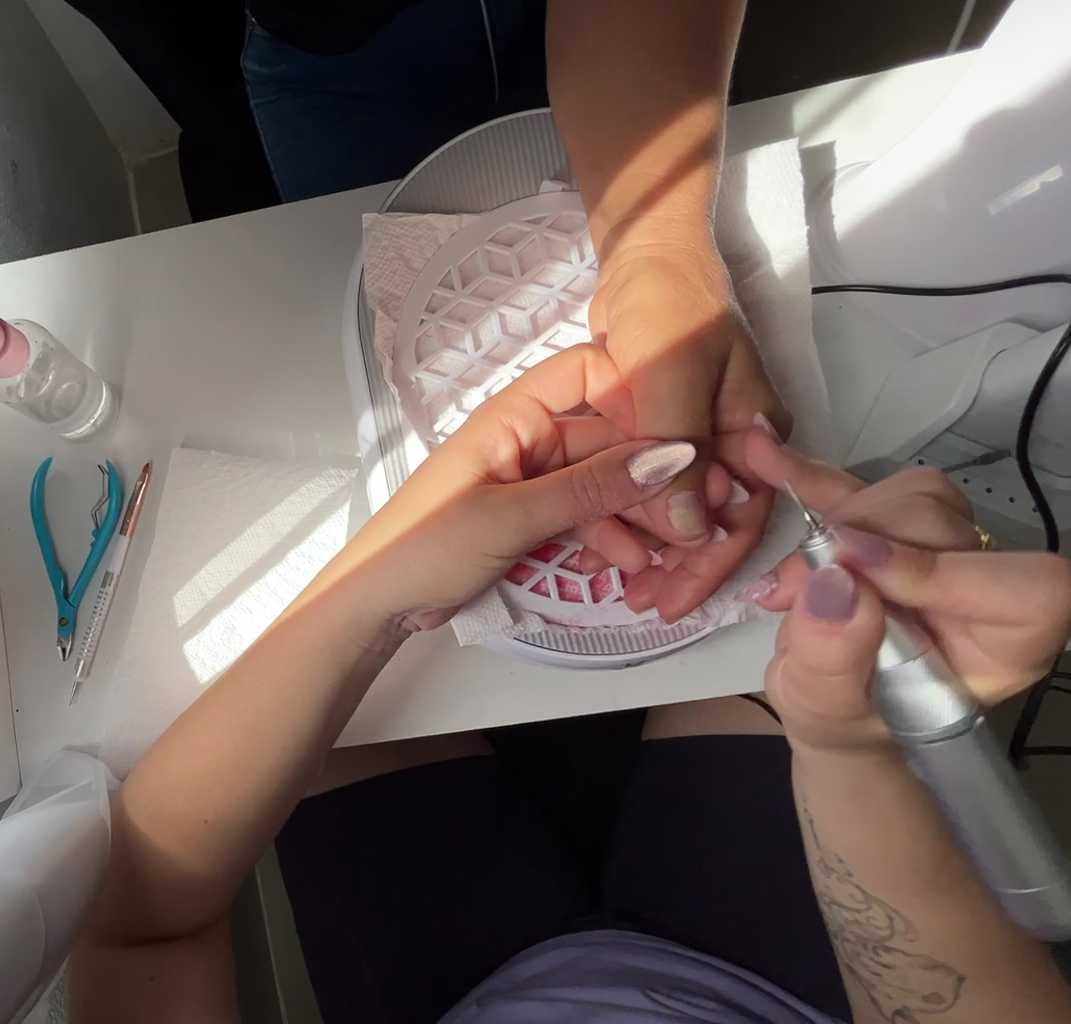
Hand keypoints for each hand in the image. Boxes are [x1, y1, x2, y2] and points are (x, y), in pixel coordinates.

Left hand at [319, 344, 693, 636]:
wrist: (379, 601)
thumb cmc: (425, 546)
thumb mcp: (511, 516)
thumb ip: (590, 488)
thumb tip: (672, 456)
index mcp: (512, 416)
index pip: (588, 374)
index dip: (638, 397)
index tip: (682, 441)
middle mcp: (524, 439)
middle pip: (606, 441)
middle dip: (648, 479)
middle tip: (690, 521)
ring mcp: (527, 481)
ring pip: (600, 484)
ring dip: (632, 516)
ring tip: (660, 554)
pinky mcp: (527, 518)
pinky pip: (582, 516)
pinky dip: (605, 536)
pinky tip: (624, 563)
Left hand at [580, 241, 789, 621]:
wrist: (645, 258)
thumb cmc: (666, 307)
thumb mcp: (668, 379)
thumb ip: (678, 453)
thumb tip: (695, 531)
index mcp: (752, 428)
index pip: (740, 511)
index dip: (708, 561)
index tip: (675, 600)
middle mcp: (729, 436)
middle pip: (708, 517)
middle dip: (679, 563)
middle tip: (646, 602)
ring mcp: (693, 433)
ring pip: (677, 506)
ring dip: (651, 545)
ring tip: (622, 585)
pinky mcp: (659, 430)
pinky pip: (648, 484)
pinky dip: (629, 511)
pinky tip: (604, 543)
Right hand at [748, 425, 1070, 752]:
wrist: (832, 706)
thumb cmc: (843, 720)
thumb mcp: (826, 708)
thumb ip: (834, 657)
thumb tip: (833, 584)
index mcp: (1005, 641)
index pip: (1020, 584)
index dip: (939, 567)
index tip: (853, 572)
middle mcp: (984, 585)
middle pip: (948, 524)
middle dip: (859, 543)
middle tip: (795, 586)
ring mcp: (936, 549)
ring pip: (910, 495)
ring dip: (835, 522)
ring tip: (786, 580)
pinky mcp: (883, 527)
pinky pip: (856, 486)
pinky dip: (808, 475)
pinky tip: (766, 459)